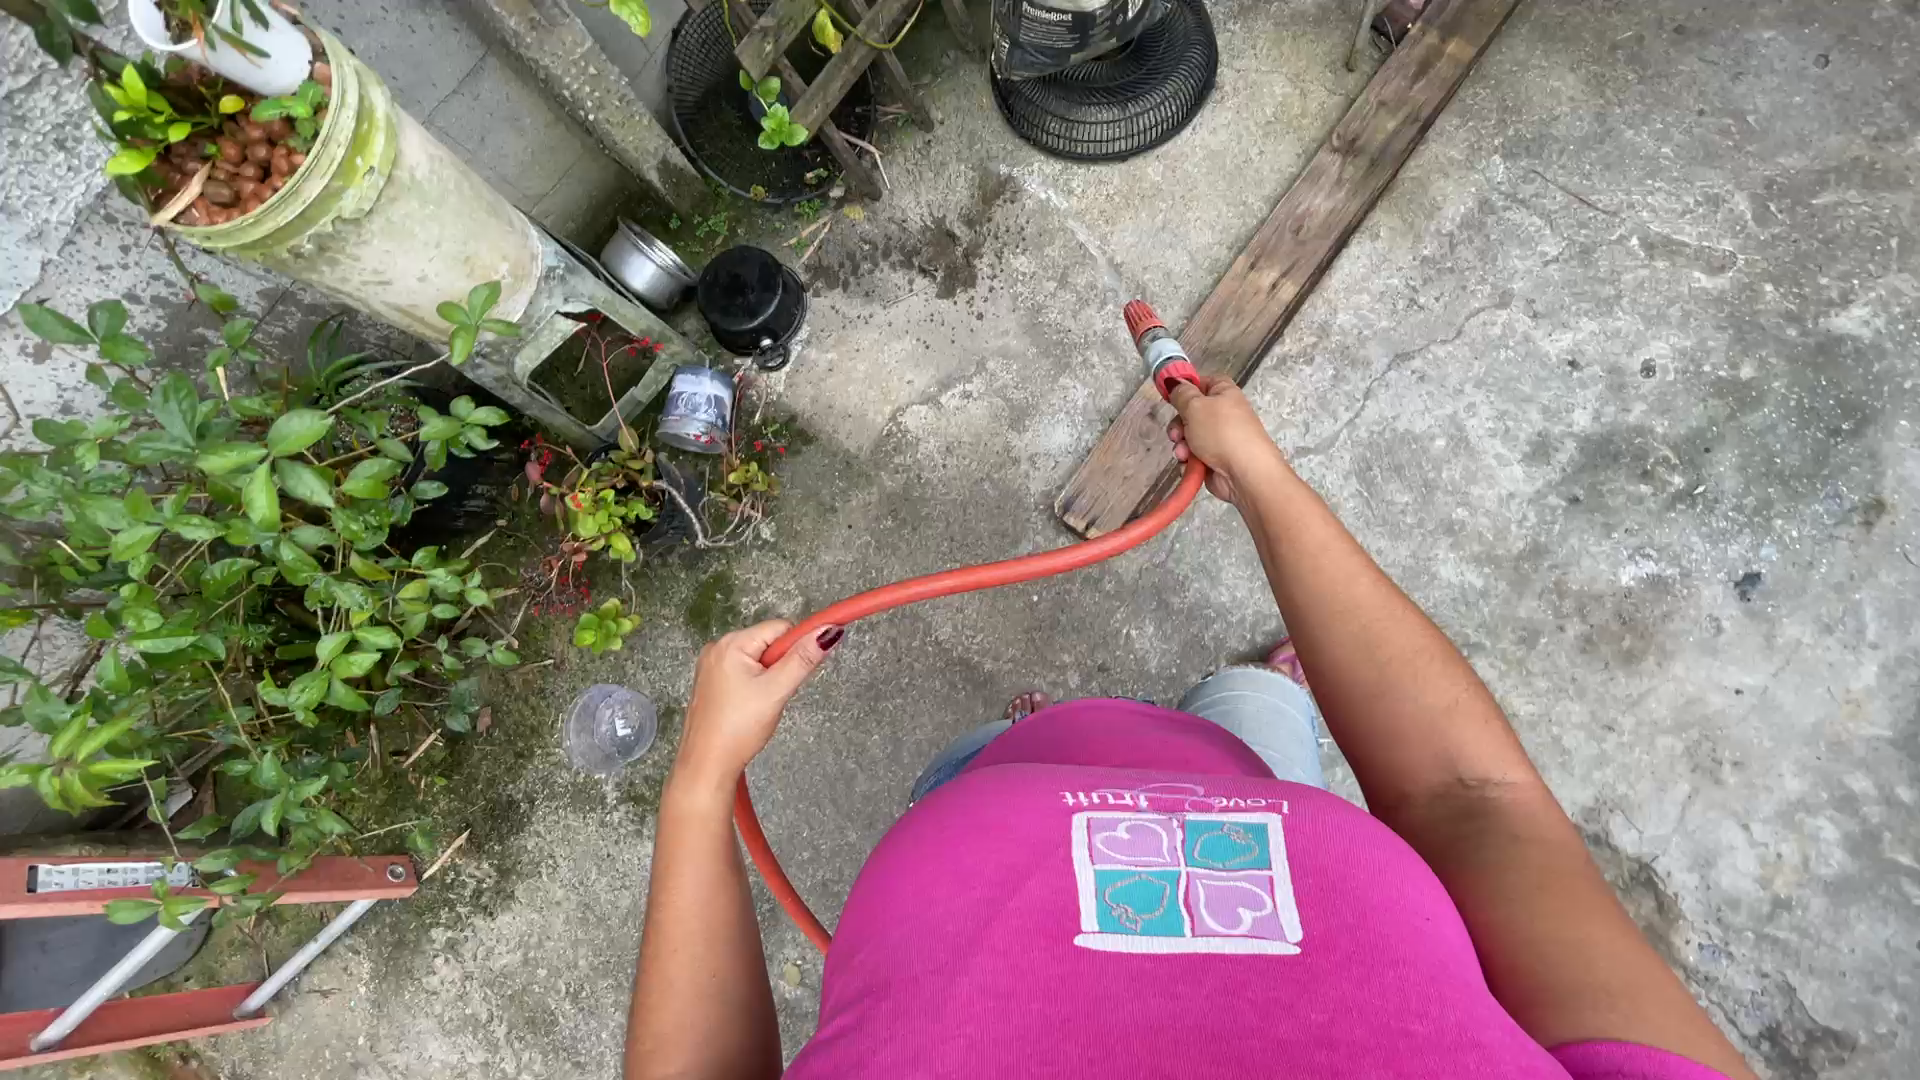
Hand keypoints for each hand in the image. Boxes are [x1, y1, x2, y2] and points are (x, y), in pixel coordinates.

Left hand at [672, 619, 841, 793]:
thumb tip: (827, 632)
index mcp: (731, 644)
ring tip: (760, 704)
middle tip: (774, 694)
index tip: (799, 671)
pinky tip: (750, 706)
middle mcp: (717, 648)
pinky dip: (755, 685)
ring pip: (758, 659)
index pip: (780, 628)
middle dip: (781, 666)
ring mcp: (711, 665)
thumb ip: (804, 659)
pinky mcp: (711, 681)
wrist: (707, 766)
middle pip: (769, 642)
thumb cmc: (736, 730)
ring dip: (769, 677)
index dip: (796, 649)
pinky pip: (744, 671)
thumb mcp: (777, 690)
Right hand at [1166, 376, 1288, 503]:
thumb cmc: (1221, 433)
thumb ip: (1181, 393)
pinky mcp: (1214, 458)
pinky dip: (1188, 460)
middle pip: (1190, 413)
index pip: (1202, 382)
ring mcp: (1218, 437)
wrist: (1244, 472)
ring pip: (1188, 436)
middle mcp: (1222, 414)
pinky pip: (1192, 455)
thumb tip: (1173, 382)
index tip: (1171, 396)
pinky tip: (1190, 465)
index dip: (1186, 388)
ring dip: (1181, 445)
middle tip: (1176, 433)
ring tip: (1184, 454)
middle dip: (1178, 425)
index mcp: (1223, 393)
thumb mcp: (1195, 406)